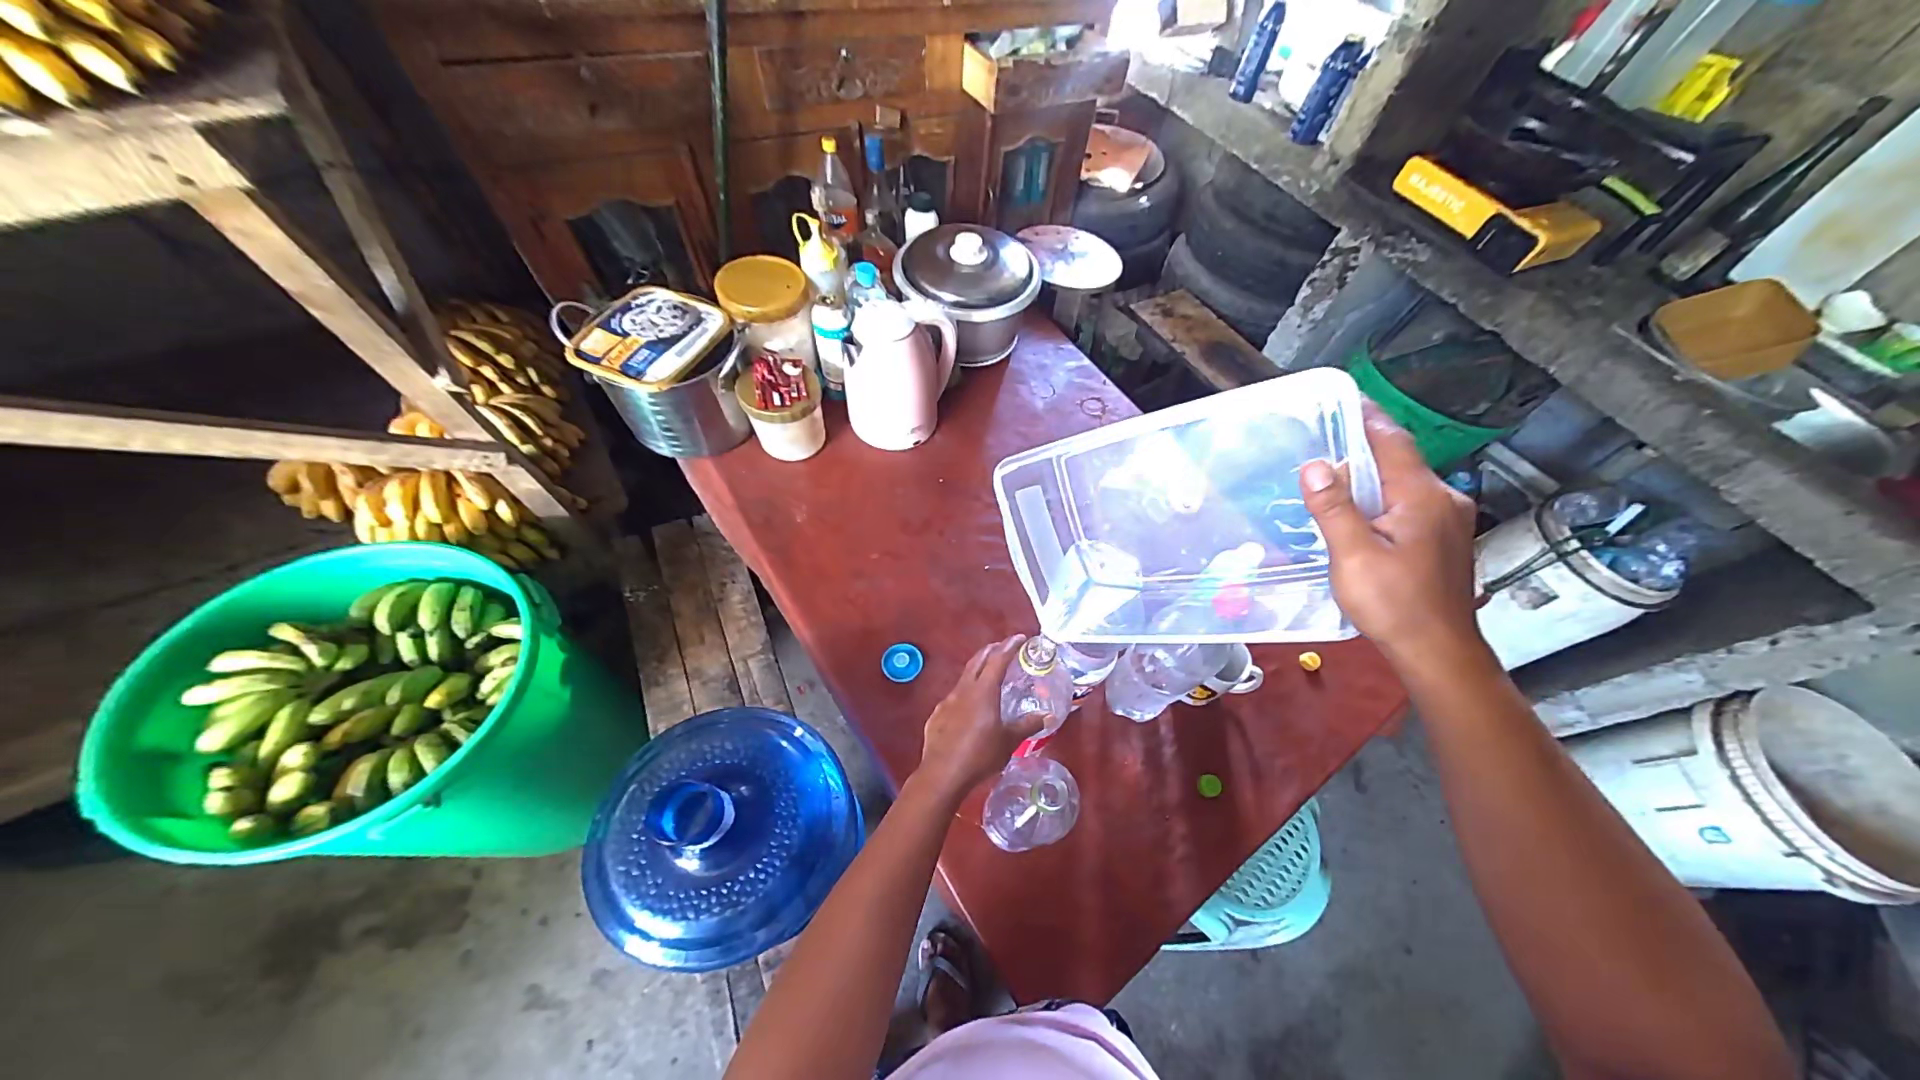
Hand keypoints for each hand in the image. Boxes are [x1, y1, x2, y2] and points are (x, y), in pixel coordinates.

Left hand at [915, 635, 1043, 802]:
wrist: (942, 773)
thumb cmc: (980, 755)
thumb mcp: (1009, 741)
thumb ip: (1027, 725)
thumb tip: (1046, 716)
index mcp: (983, 691)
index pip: (998, 660)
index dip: (1009, 647)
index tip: (1019, 638)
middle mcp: (964, 690)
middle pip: (978, 661)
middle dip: (991, 650)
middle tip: (1003, 647)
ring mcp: (947, 701)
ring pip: (964, 678)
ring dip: (978, 670)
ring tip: (989, 674)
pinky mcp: (937, 715)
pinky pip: (954, 697)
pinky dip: (966, 693)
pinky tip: (969, 706)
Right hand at [1300, 404, 1483, 667]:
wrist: (1438, 650)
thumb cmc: (1394, 603)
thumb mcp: (1353, 555)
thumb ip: (1333, 508)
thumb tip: (1314, 465)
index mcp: (1421, 496)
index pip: (1392, 442)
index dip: (1366, 418)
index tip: (1342, 400)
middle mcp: (1442, 500)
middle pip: (1400, 460)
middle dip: (1364, 447)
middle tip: (1325, 438)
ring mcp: (1448, 521)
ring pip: (1405, 484)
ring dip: (1373, 475)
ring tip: (1335, 474)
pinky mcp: (1445, 540)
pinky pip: (1410, 504)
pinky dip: (1384, 498)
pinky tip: (1361, 511)